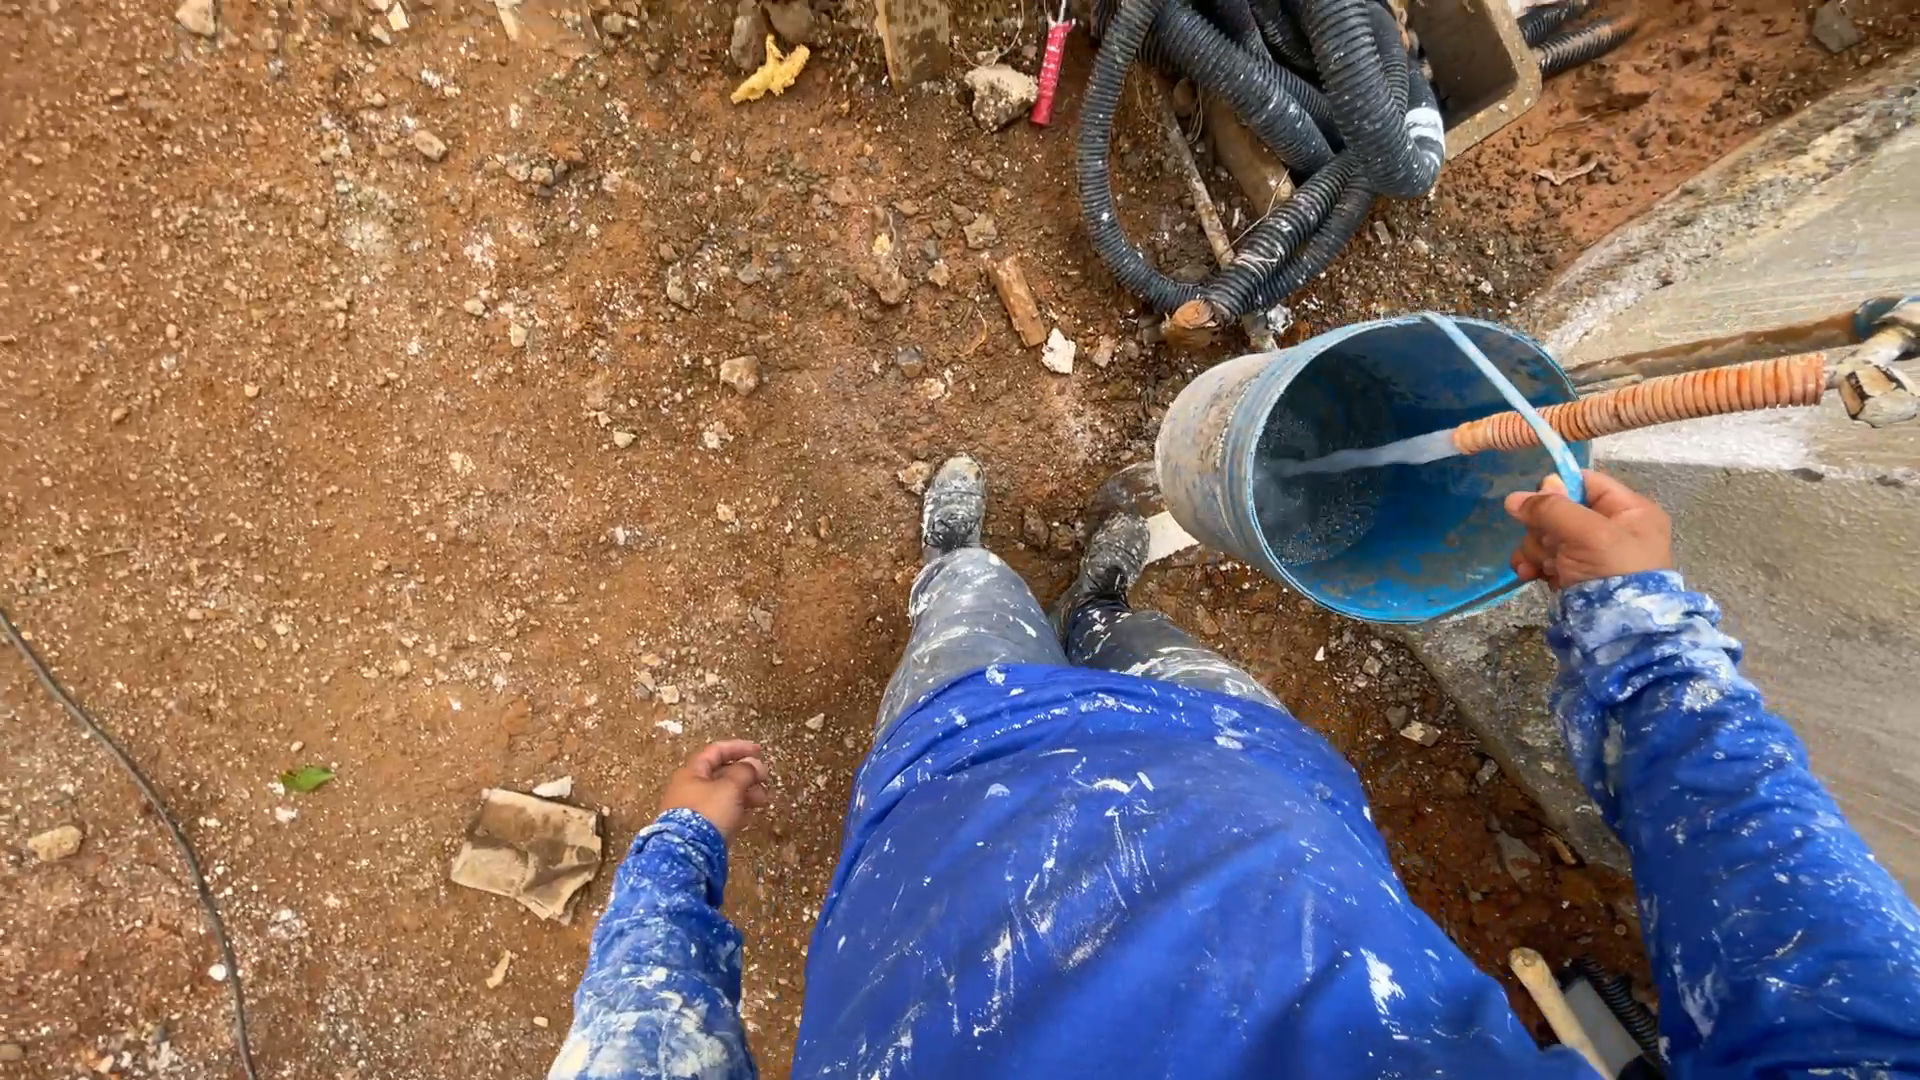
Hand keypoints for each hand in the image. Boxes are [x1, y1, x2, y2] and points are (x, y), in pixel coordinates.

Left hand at [660, 740, 770, 842]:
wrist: (686, 856)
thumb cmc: (707, 813)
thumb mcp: (730, 787)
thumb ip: (745, 771)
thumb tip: (753, 765)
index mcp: (692, 773)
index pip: (716, 751)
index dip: (739, 748)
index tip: (759, 751)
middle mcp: (689, 788)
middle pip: (721, 773)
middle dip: (746, 774)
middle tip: (764, 779)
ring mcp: (692, 810)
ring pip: (723, 794)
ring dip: (745, 792)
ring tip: (763, 799)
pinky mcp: (698, 829)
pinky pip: (720, 811)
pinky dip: (736, 808)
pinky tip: (749, 814)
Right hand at [1503, 470, 1672, 588]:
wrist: (1617, 625)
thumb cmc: (1614, 572)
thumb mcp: (1588, 533)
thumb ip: (1552, 509)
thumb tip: (1514, 497)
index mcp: (1627, 510)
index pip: (1585, 482)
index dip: (1557, 489)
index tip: (1537, 504)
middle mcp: (1606, 527)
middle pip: (1555, 510)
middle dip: (1542, 528)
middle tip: (1549, 545)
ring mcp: (1586, 550)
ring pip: (1542, 534)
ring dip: (1534, 549)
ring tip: (1544, 566)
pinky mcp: (1568, 569)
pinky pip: (1538, 556)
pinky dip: (1531, 564)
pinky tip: (1531, 574)